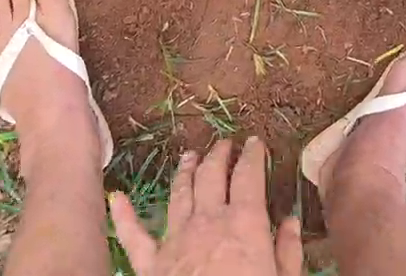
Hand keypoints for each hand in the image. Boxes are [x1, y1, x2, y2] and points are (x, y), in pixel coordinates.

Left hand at [110, 137, 303, 275]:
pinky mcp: (151, 265)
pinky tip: (116, 198)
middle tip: (224, 143)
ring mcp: (176, 240)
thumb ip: (287, 252)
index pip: (249, 176)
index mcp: (245, 222)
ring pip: (180, 193)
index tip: (254, 142)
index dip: (252, 155)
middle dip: (219, 155)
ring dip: (185, 171)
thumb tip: (290, 221)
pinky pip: (134, 236)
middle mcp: (209, 220)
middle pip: (212, 175)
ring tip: (189, 155)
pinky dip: (124, 216)